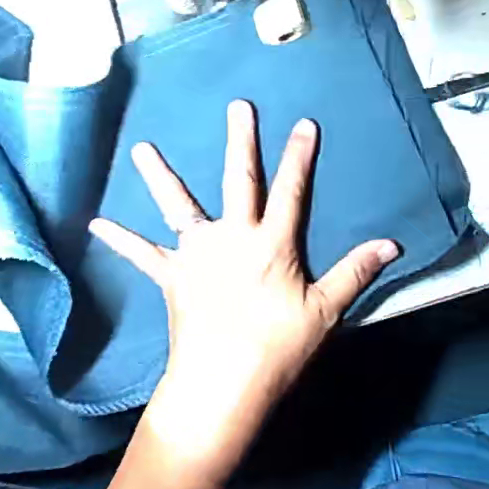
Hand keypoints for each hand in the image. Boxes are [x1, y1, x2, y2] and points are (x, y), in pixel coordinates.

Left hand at [89, 100, 399, 477]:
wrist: (223, 382)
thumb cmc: (278, 348)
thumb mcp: (325, 311)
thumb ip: (355, 272)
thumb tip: (392, 244)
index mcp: (272, 243)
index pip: (292, 191)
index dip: (300, 157)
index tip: (304, 124)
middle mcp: (233, 237)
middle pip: (240, 180)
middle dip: (241, 142)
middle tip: (238, 107)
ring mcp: (198, 254)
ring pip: (179, 206)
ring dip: (161, 175)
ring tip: (141, 147)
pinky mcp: (172, 275)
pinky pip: (143, 254)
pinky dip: (121, 239)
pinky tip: (96, 223)